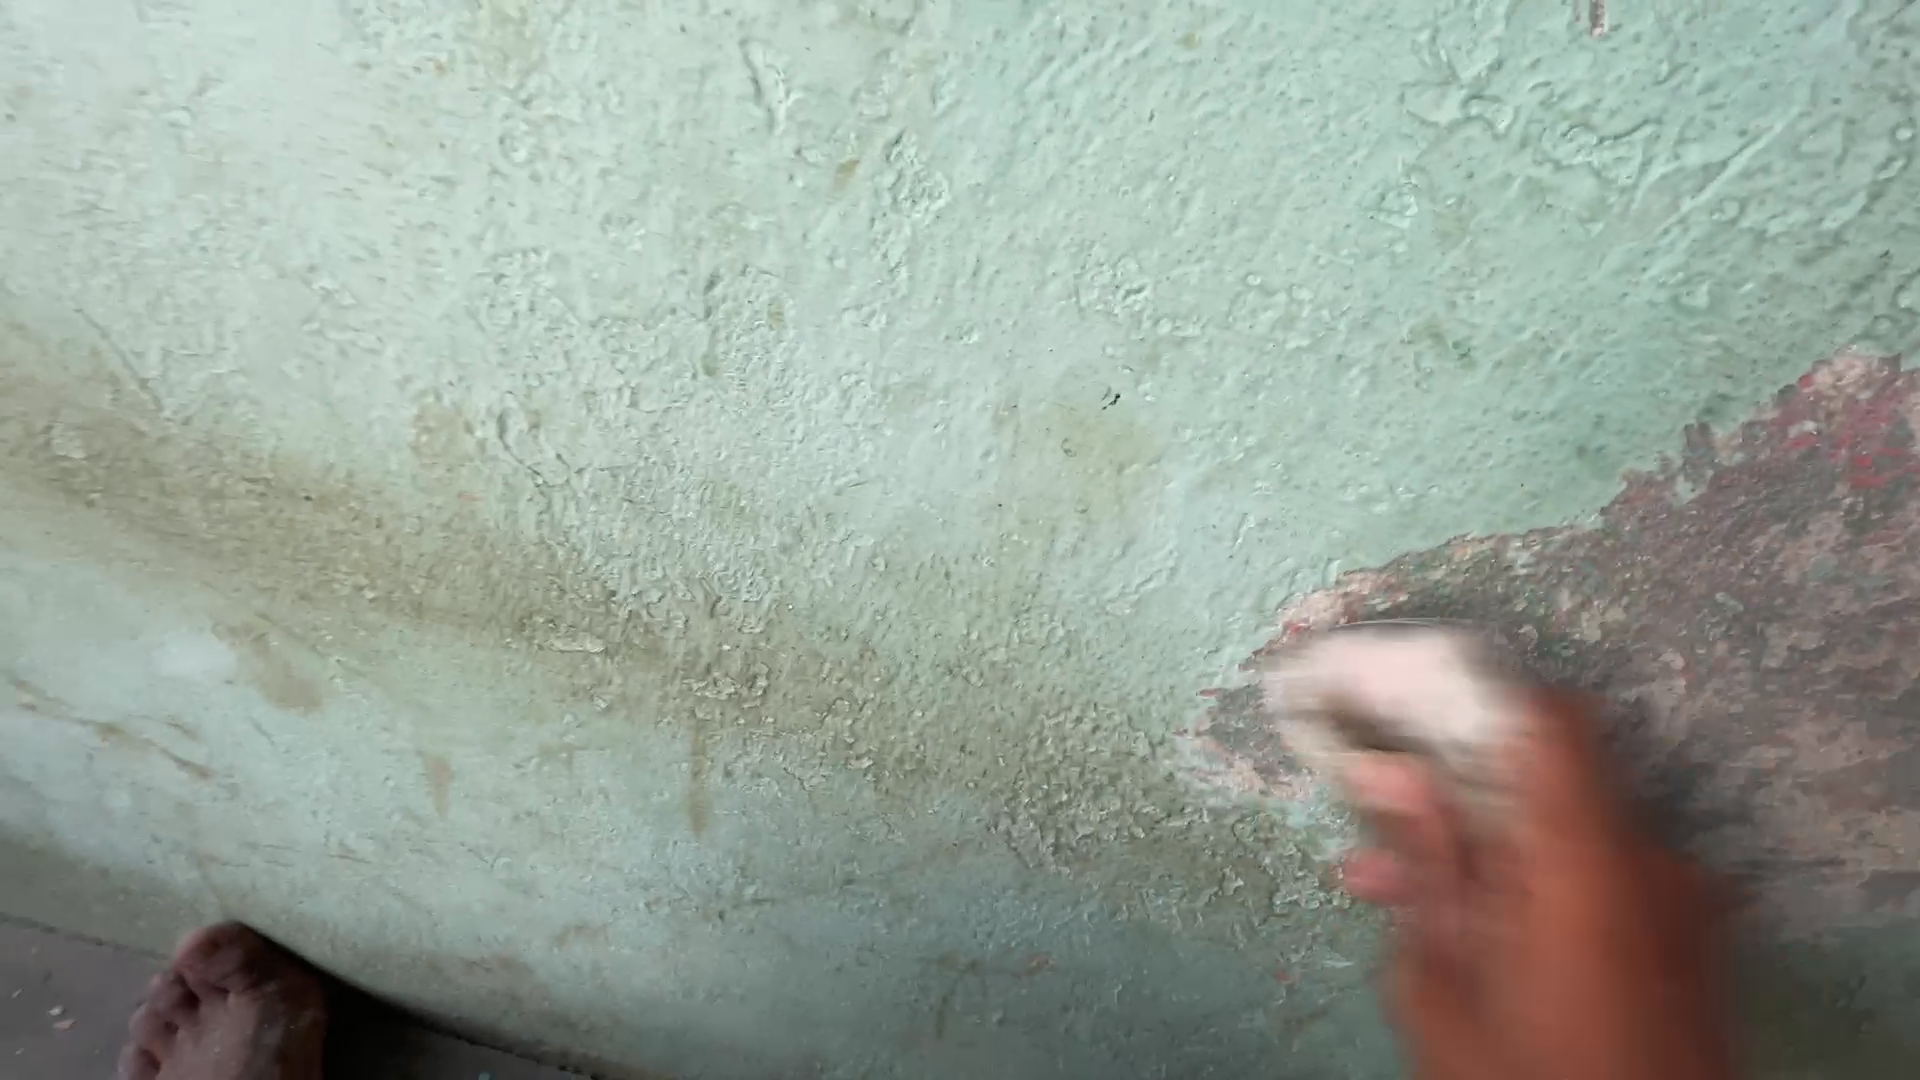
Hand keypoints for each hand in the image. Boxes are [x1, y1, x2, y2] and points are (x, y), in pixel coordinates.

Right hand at [1340, 689, 1736, 1079]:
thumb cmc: (1523, 1073)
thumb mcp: (1442, 976)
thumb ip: (1422, 860)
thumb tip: (1384, 769)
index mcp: (1589, 863)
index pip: (1545, 718)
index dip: (1469, 690)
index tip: (1395, 690)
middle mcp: (1647, 864)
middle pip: (1531, 773)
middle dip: (1437, 780)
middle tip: (1362, 801)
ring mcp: (1671, 900)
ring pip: (1543, 823)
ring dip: (1462, 834)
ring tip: (1380, 877)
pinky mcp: (1675, 932)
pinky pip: (1578, 867)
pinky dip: (1509, 870)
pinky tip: (1447, 909)